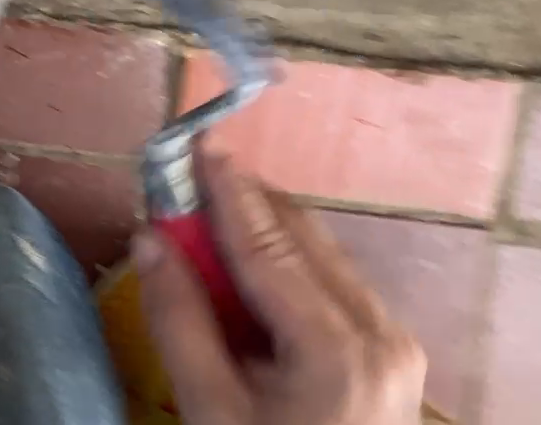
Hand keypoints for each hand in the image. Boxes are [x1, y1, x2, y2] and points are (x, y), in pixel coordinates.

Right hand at [135, 155, 426, 424]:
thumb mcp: (209, 404)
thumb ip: (177, 316)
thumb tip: (148, 235)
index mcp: (334, 346)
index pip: (266, 242)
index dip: (226, 188)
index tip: (197, 142)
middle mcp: (377, 329)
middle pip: (298, 232)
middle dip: (236, 200)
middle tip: (178, 185)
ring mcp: (391, 338)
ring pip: (314, 247)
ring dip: (253, 225)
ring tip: (197, 226)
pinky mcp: (388, 346)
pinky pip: (325, 273)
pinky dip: (276, 253)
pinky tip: (238, 270)